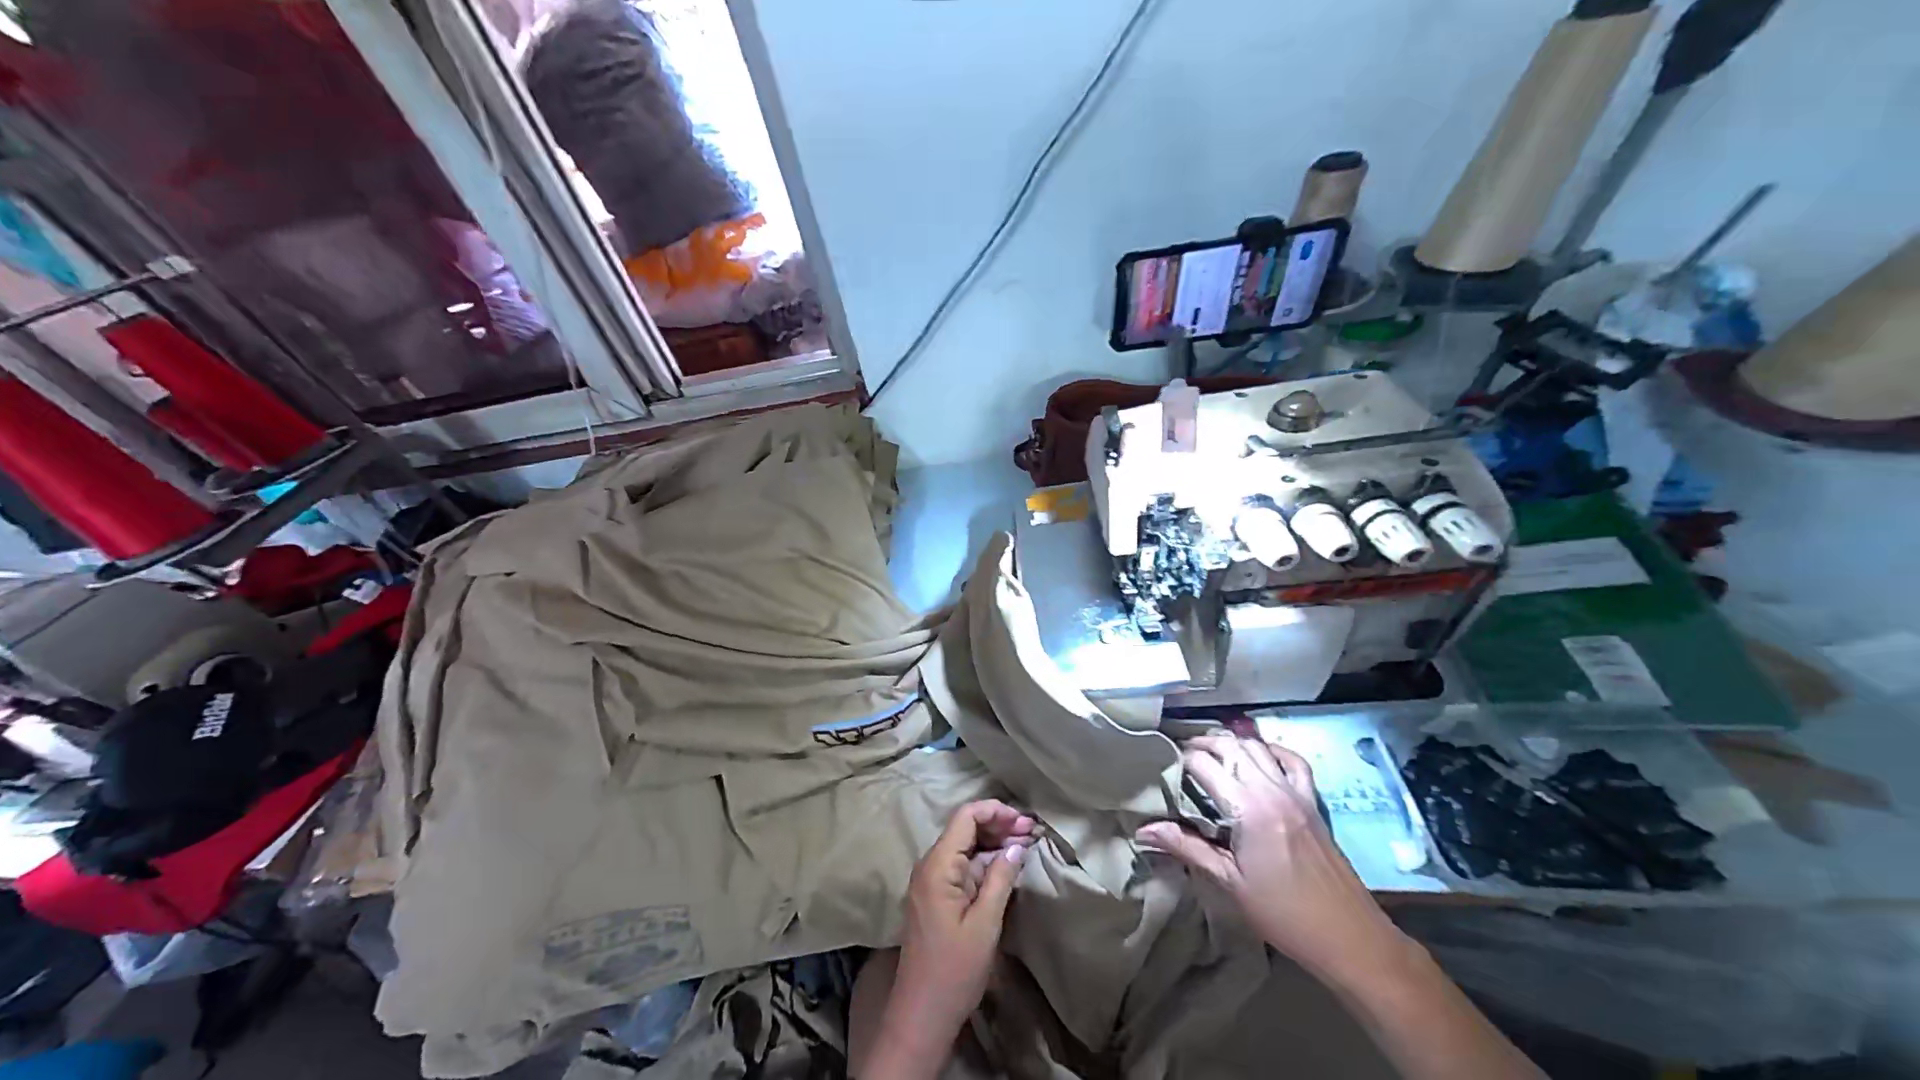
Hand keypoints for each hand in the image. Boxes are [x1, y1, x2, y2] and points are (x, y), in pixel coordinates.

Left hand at [884, 800, 1035, 1049]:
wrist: (921, 1015)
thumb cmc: (954, 971)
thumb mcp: (985, 924)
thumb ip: (1000, 879)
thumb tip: (1016, 845)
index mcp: (937, 866)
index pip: (965, 817)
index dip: (996, 811)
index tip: (1025, 821)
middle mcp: (929, 866)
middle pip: (964, 828)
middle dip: (998, 825)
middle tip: (1032, 832)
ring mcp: (930, 881)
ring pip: (964, 847)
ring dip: (994, 843)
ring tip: (1025, 845)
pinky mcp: (936, 897)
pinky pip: (961, 867)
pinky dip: (985, 862)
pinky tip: (1007, 867)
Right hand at [1135, 733, 1410, 983]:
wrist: (1349, 936)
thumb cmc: (1283, 914)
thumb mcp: (1229, 882)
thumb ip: (1186, 847)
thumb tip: (1143, 830)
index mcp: (1248, 808)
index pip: (1204, 763)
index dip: (1180, 760)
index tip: (1163, 770)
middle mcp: (1272, 789)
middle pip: (1231, 745)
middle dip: (1203, 744)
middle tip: (1182, 757)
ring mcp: (1296, 793)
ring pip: (1258, 747)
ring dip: (1232, 743)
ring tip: (1212, 754)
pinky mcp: (1313, 802)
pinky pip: (1293, 761)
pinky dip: (1272, 751)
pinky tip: (1259, 757)